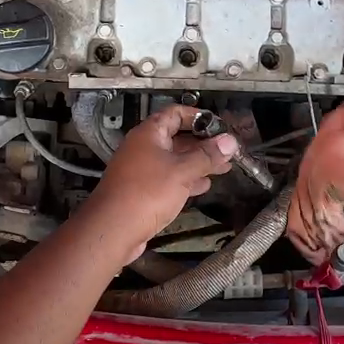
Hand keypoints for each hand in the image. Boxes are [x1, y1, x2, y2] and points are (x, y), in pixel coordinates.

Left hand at [77, 104, 236, 262]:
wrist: (113, 229)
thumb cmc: (146, 193)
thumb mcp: (182, 171)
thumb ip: (207, 156)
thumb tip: (230, 141)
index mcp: (149, 134)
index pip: (176, 113)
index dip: (198, 116)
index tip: (219, 125)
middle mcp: (143, 148)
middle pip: (177, 137)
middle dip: (203, 144)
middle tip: (227, 150)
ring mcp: (142, 170)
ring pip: (175, 160)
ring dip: (198, 163)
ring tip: (223, 168)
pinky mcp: (143, 191)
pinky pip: (168, 179)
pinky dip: (186, 180)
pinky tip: (203, 185)